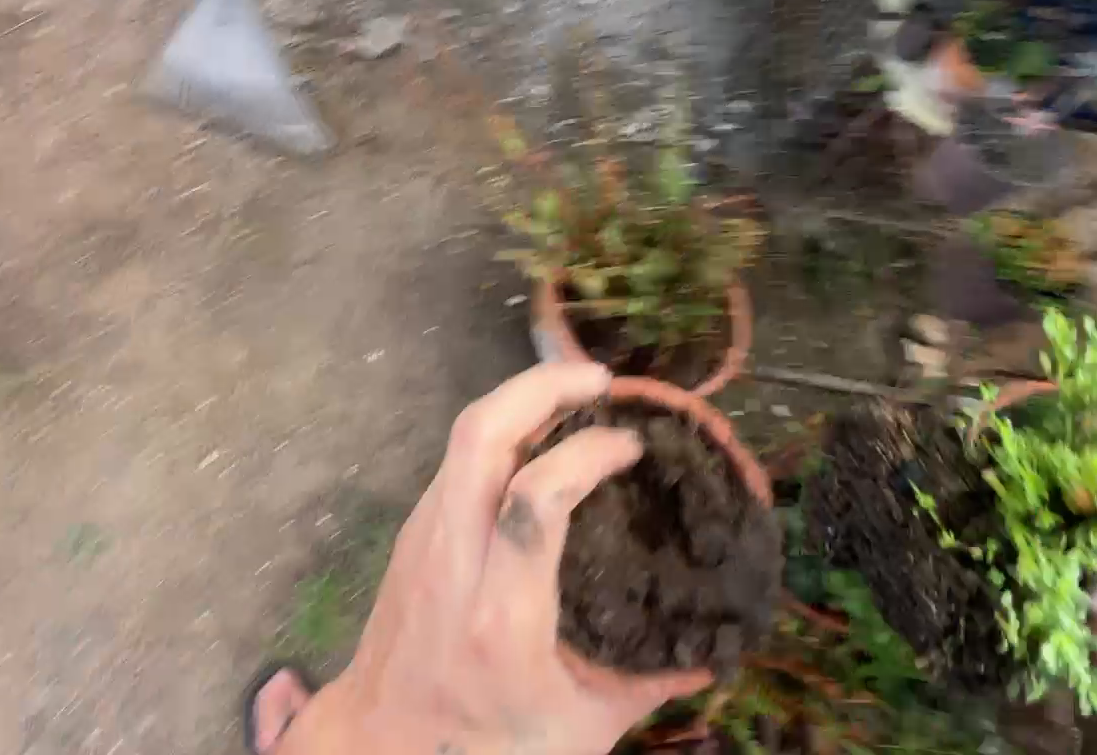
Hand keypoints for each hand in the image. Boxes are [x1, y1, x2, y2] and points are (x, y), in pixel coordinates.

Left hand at [279, 363, 708, 754]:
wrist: (378, 744)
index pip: (534, 500)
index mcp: (502, 613)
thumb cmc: (483, 743)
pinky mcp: (417, 524)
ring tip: (577, 389)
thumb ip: (651, 683)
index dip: (586, 454)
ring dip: (522, 396)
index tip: (630, 445)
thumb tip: (717, 648)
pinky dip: (504, 423)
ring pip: (465, 434)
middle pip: (481, 436)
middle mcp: (455, 555)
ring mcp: (426, 532)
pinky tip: (541, 429)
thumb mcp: (580, 729)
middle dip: (541, 387)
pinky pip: (461, 452)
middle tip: (598, 378)